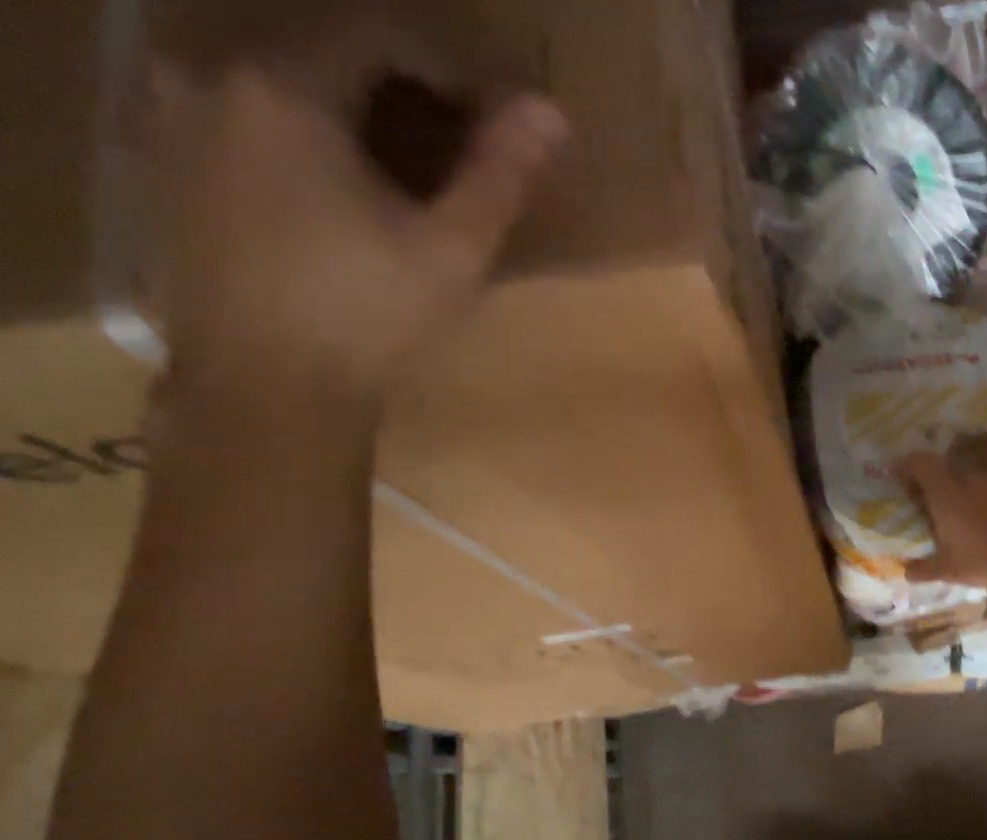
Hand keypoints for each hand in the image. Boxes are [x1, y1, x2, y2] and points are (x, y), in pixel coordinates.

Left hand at [147, 56, 565, 398]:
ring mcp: (177, 115)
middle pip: (329, 44)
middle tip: (467, 135)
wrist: (263, 392)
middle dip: (408, 80)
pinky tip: (351, 177)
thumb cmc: (367, 319)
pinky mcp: (170, 156)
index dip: (454, 68)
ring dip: (359, 100)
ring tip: (415, 156)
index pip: (382, 33)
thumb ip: (501, 171)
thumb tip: (551, 110)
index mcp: (282, 87)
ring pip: (288, 73)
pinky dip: (310, 122)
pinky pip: (250, 105)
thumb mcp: (453, 248)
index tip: (500, 117)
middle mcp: (211, 76)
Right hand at [896, 436, 986, 595]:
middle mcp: (970, 475)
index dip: (909, 464)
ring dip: (970, 459)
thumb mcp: (948, 570)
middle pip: (949, 454)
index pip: (920, 462)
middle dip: (941, 463)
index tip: (904, 473)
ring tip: (970, 475)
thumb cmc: (984, 563)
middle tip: (939, 478)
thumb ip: (923, 568)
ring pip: (979, 453)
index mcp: (946, 493)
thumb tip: (905, 570)